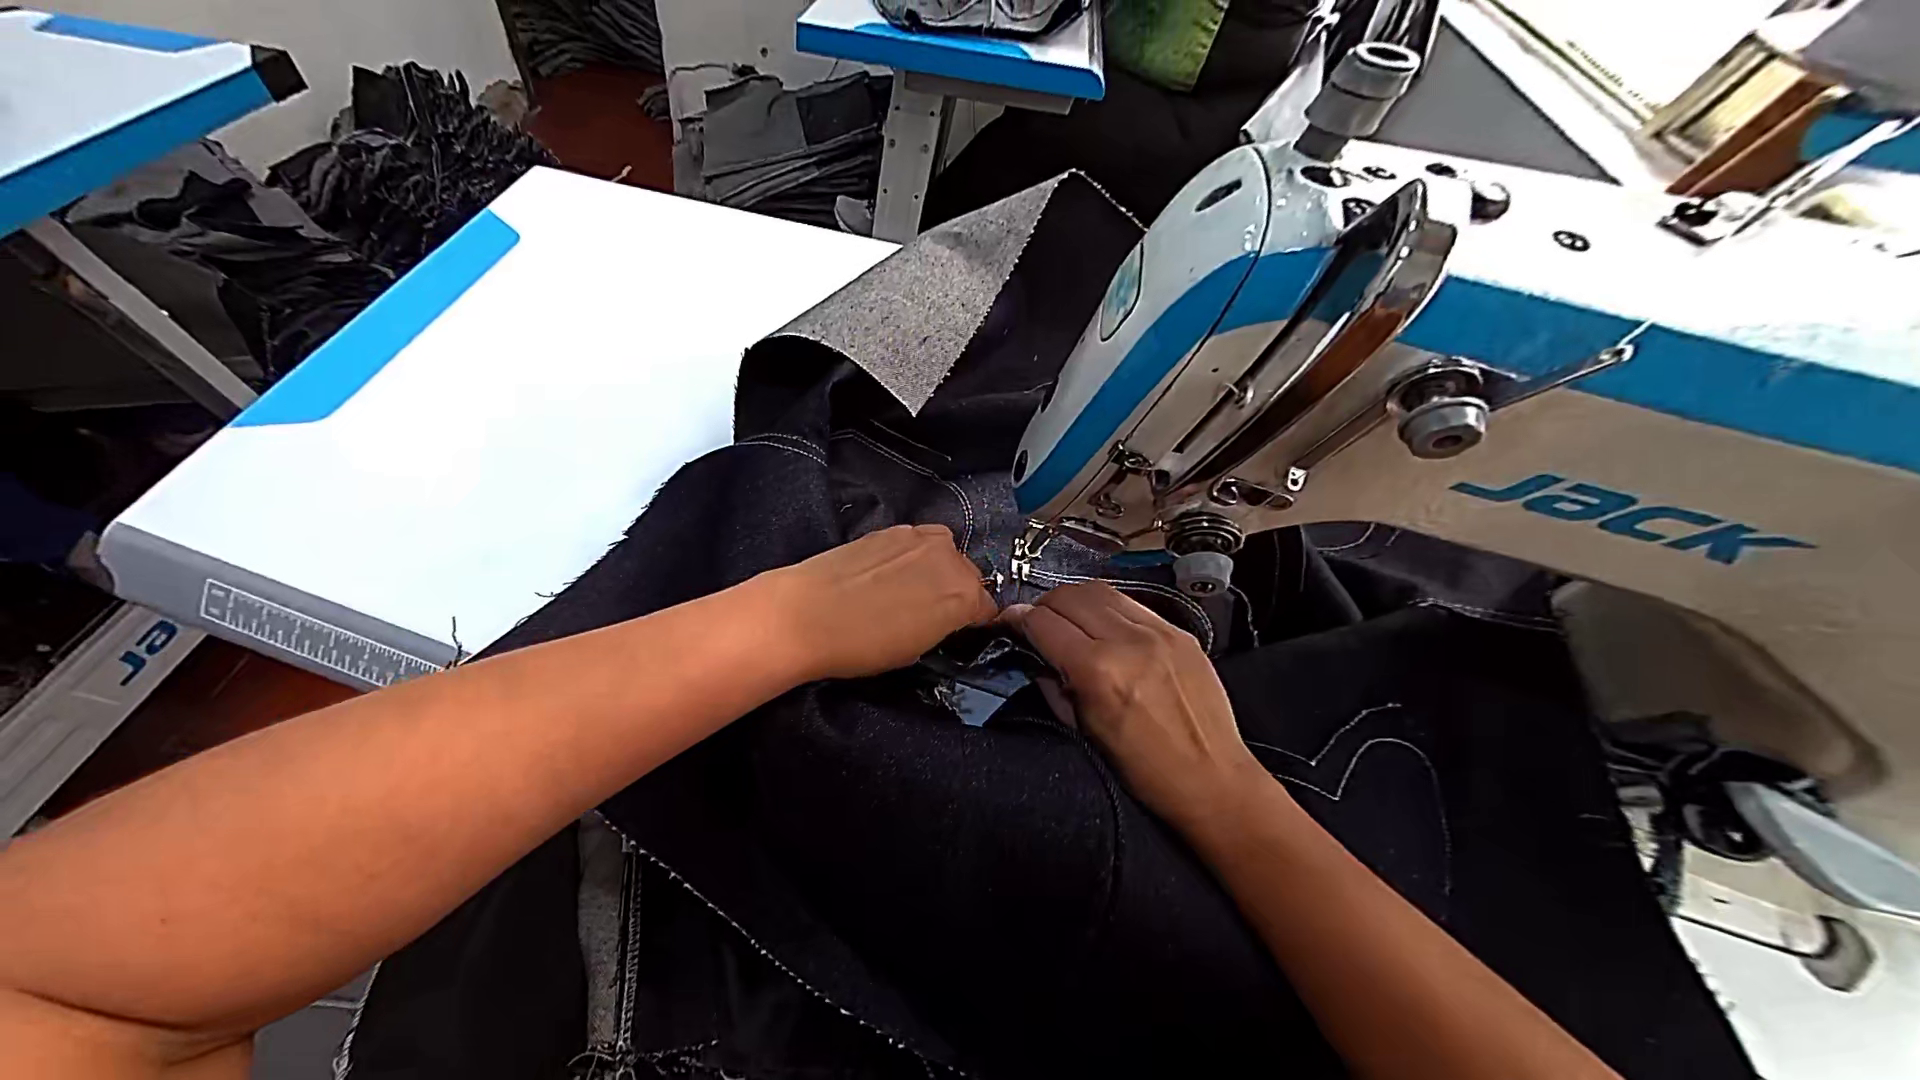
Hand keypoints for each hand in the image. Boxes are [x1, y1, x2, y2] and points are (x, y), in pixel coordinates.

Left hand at [756, 524, 997, 680]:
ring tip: (905, 591)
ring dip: (934, 570)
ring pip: (942, 553)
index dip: (973, 621)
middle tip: (928, 614)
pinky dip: (910, 557)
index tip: (959, 629)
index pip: (986, 606)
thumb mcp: (916, 649)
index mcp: (963, 593)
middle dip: (955, 591)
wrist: (805, 615)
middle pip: (968, 574)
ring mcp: (918, 538)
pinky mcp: (890, 529)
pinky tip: (884, 576)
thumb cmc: (861, 644)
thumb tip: (943, 617)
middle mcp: (948, 557)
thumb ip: (942, 626)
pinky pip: (915, 543)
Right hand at [1003, 582, 1269, 831]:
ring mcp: (1159, 632)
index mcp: (1098, 672)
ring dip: (1074, 599)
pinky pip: (1132, 603)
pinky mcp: (1181, 632)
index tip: (1008, 622)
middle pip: (1068, 596)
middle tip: (1036, 622)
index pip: (1043, 622)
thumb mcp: (1082, 731)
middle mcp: (1128, 642)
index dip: (1017, 619)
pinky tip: (1104, 626)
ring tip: (1068, 620)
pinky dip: (1108, 607)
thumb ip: (1051, 684)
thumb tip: (1032, 652)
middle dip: (1043, 605)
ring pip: (1100, 590)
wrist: (1212, 780)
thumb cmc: (1145, 770)